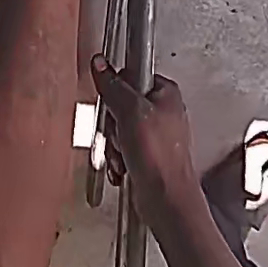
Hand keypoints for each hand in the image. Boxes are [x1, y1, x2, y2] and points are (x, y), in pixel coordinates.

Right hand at [92, 55, 203, 225]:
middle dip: (112, 125)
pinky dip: (118, 158)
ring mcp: (155, 133)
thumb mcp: (130, 113)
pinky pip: (122, 147)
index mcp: (165, 92)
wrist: (167, 202)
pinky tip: (123, 168)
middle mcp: (162, 110)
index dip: (115, 92)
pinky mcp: (148, 154)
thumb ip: (113, 86)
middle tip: (118, 135)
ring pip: (118, 128)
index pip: (129, 76)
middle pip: (120, 104)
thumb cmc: (159, 159)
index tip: (112, 104)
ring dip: (113, 145)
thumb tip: (100, 64)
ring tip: (122, 156)